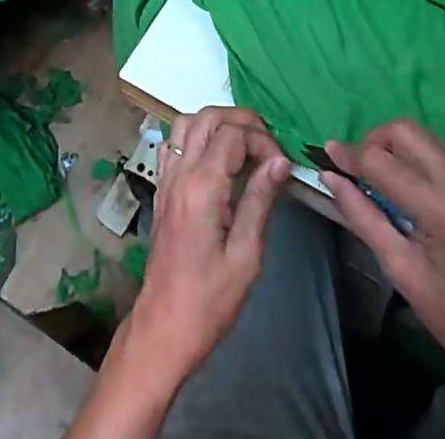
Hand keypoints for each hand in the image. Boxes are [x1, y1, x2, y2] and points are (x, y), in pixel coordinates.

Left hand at [121, 107, 292, 385]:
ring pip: (186, 124)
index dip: (263, 141)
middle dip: (242, 121)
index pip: (233, 135)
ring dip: (217, 124)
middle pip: (207, 117)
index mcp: (201, 187)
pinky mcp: (162, 190)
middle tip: (268, 145)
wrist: (164, 327)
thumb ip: (260, 199)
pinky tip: (217, 160)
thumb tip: (280, 161)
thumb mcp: (246, 253)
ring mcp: (166, 180)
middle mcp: (179, 174)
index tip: (282, 167)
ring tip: (245, 145)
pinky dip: (197, 138)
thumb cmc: (210, 299)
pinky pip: (174, 144)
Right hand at [325, 120, 444, 438]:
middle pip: (410, 131)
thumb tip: (330, 177)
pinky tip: (418, 194)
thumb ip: (363, 217)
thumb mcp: (401, 271)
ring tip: (383, 178)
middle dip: (375, 140)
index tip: (327, 153)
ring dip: (401, 150)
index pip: (385, 162)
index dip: (351, 154)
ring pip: (432, 141)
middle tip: (358, 167)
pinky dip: (426, 165)